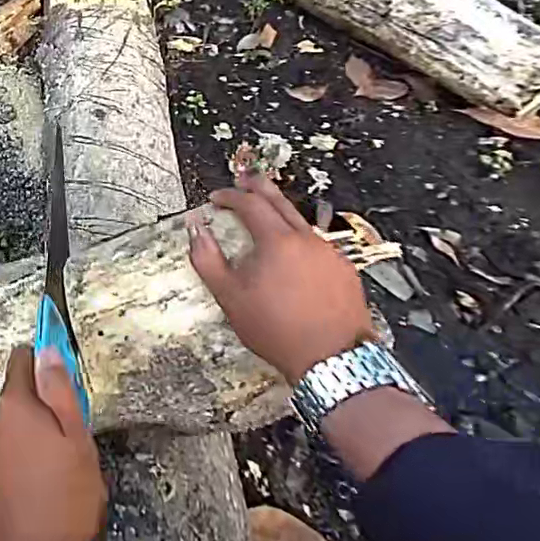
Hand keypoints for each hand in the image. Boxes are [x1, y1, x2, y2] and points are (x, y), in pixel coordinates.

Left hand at [0, 346, 106, 540]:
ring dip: (46, 430)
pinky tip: (55, 481)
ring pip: (24, 419)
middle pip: (25, 389)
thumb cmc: (58, 500)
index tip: (68, 374)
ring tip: (70, 463)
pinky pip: (18, 443)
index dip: (47, 358)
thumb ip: (61, 390)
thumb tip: (48, 351)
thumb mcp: (75, 438)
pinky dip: (36, 451)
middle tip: (77, 432)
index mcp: (15, 402)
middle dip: (51, 402)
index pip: (24, 356)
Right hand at [187, 171, 372, 381]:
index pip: (250, 204)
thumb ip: (207, 258)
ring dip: (279, 212)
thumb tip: (195, 230)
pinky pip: (316, 243)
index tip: (216, 198)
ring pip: (300, 221)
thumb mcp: (229, 295)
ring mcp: (330, 253)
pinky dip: (298, 237)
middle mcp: (307, 240)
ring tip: (264, 215)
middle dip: (258, 187)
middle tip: (243, 179)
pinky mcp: (344, 270)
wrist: (331, 360)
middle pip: (279, 200)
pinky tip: (291, 252)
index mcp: (277, 241)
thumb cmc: (277, 330)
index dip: (230, 196)